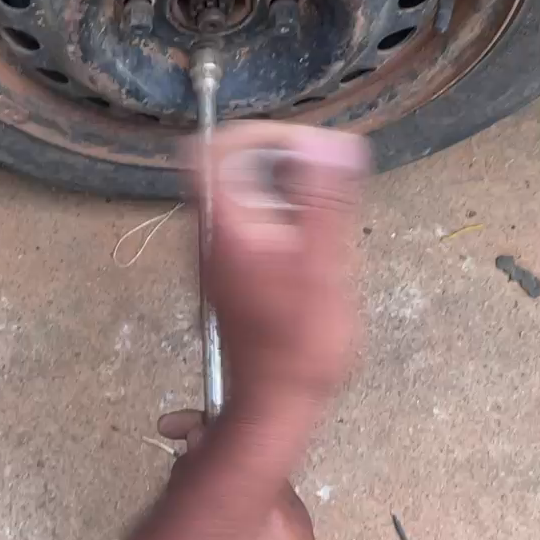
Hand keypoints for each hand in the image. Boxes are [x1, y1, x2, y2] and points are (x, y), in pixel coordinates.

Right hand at [159, 409, 338, 539]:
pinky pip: (177, 522)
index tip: (168, 425)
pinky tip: (169, 530)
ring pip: (183, 489)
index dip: (197, 425)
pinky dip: (170, 520)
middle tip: (184, 484)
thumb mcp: (268, 514)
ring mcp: (216, 521)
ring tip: (186, 516)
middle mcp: (234, 495)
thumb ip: (238, 477)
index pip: (224, 438)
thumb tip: (205, 434)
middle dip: (184, 465)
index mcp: (257, 478)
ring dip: (176, 494)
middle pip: (196, 460)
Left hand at [189, 123, 368, 414]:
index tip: (302, 148)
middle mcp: (211, 237)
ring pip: (245, 199)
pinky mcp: (232, 277)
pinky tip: (312, 253)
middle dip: (283, 162)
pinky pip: (254, 228)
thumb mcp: (321, 266)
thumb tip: (328, 144)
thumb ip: (323, 202)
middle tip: (324, 183)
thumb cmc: (297, 346)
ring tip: (322, 222)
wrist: (274, 405)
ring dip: (287, 196)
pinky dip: (284, 224)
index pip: (215, 149)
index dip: (259, 134)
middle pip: (232, 168)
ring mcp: (218, 258)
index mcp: (224, 227)